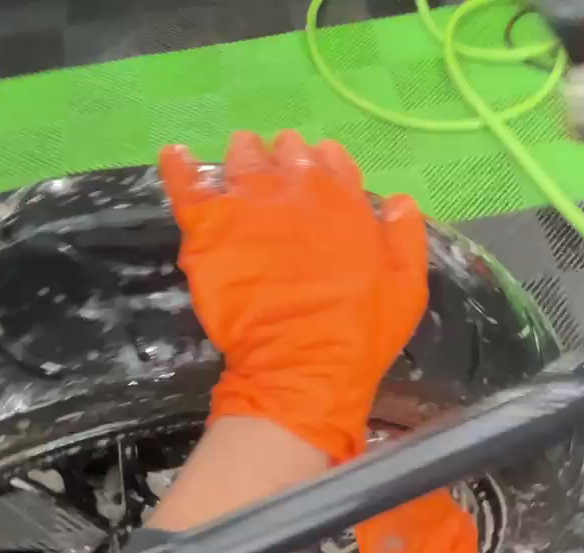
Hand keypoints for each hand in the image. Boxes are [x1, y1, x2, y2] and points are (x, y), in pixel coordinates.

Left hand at [159, 131, 428, 462]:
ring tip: (239, 174)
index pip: (332, 160)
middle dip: (284, 162)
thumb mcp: (406, 291)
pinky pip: (186, 183)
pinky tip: (177, 156)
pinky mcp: (208, 229)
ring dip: (243, 159)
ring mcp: (249, 205)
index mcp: (344, 200)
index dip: (325, 167)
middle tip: (278, 184)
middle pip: (286, 153)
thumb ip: (405, 239)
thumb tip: (399, 201)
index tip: (318, 182)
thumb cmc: (360, 337)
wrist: (303, 368)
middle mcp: (296, 189)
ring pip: (241, 157)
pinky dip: (180, 166)